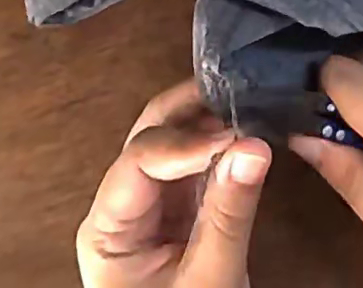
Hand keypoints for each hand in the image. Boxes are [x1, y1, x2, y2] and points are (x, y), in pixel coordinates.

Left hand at [78, 78, 272, 287]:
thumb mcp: (209, 284)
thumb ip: (229, 213)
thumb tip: (255, 144)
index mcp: (107, 227)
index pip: (139, 160)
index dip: (184, 142)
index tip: (232, 135)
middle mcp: (122, 201)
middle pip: (149, 133)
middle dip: (191, 111)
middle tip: (237, 94)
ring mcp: (151, 200)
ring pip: (172, 136)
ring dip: (207, 119)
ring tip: (246, 107)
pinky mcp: (178, 205)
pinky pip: (195, 159)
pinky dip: (220, 141)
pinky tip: (245, 131)